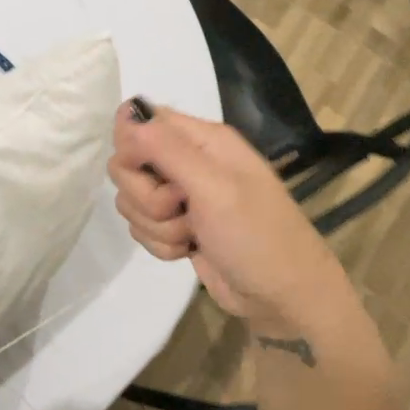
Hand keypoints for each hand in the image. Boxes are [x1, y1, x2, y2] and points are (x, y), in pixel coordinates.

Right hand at [108, 101, 354, 335]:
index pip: (140, 121)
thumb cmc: (258, 237)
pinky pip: (141, 226)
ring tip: (192, 235)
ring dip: (156, 225)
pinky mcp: (175, 227)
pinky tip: (188, 251)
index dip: (132, 147)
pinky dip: (160, 243)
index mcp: (202, 140)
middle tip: (180, 208)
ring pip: (131, 199)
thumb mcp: (214, 187)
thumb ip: (166, 148)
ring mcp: (181, 197)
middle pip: (126, 164)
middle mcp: (188, 161)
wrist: (284, 300)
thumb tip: (125, 109)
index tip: (149, 172)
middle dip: (145, 195)